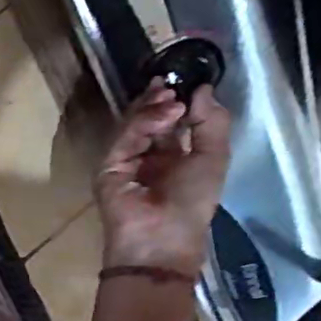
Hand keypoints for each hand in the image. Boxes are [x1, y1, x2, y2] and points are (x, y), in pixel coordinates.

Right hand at [94, 84, 230, 273]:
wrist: (162, 236)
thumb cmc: (193, 202)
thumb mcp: (213, 156)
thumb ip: (210, 122)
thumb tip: (201, 90)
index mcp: (171, 160)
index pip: (166, 125)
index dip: (174, 103)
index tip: (183, 83)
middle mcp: (145, 160)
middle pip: (145, 123)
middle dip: (157, 103)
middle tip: (169, 86)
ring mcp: (123, 165)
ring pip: (132, 128)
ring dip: (151, 110)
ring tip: (171, 101)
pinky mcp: (107, 170)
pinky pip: (123, 141)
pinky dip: (141, 124)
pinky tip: (164, 116)